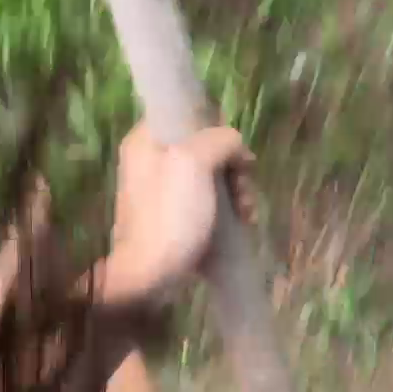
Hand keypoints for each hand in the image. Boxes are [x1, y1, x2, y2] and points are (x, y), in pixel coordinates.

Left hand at [99, 123, 249, 302]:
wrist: (149, 276)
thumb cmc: (169, 216)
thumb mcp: (194, 162)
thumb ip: (220, 139)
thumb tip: (238, 150)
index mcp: (145, 140)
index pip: (188, 115)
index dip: (217, 130)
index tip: (234, 153)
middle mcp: (150, 161)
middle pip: (205, 148)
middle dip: (233, 167)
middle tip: (243, 190)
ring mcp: (162, 192)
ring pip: (210, 177)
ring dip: (235, 191)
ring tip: (246, 214)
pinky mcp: (173, 218)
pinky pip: (206, 203)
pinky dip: (226, 210)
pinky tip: (243, 223)